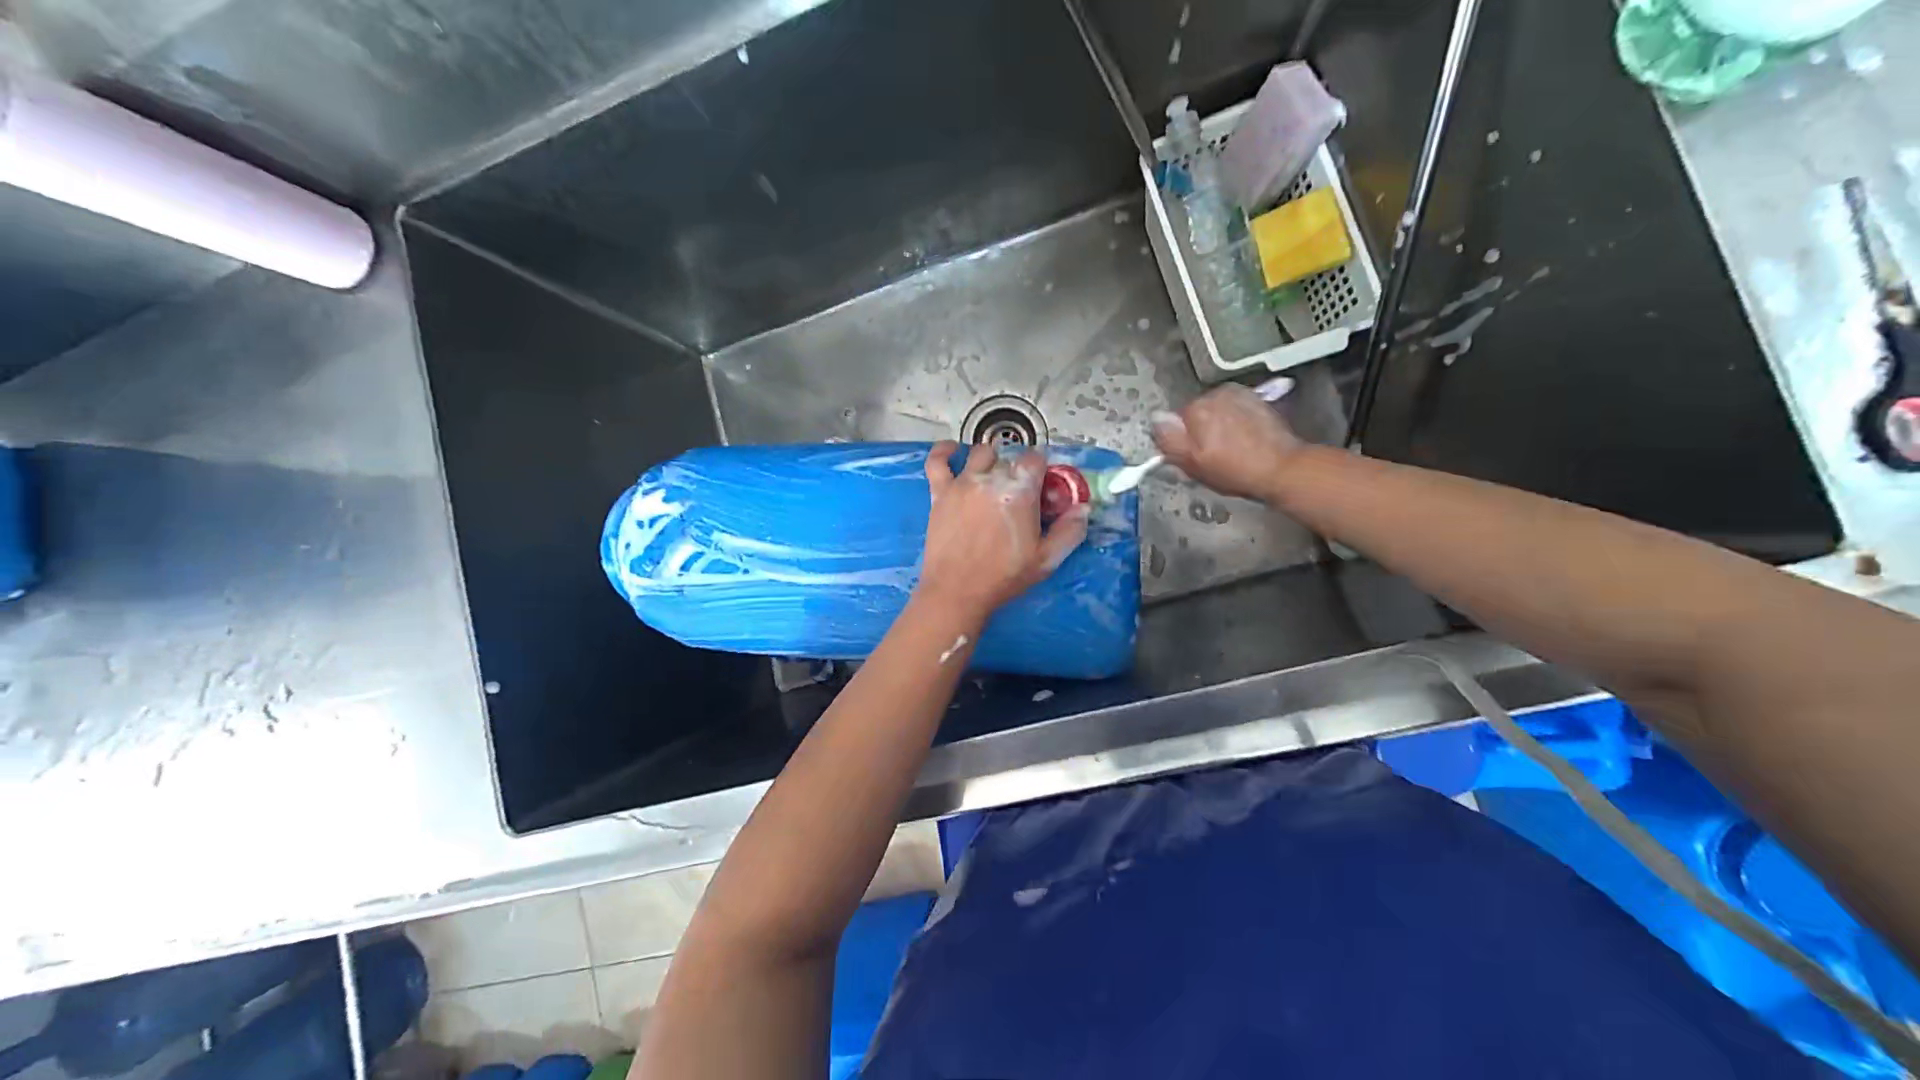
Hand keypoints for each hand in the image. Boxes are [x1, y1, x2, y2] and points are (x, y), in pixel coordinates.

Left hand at [915, 441, 1089, 625]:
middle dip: (1018, 473)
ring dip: (991, 461)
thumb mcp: (1046, 560)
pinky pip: (938, 461)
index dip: (1042, 472)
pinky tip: (953, 451)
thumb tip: (1082, 509)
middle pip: (1010, 459)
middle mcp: (991, 478)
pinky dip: (945, 452)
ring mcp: (962, 483)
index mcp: (1019, 490)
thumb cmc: (1003, 576)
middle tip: (1020, 497)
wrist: (956, 590)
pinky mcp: (940, 493)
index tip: (1043, 490)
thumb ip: (1069, 531)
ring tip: (994, 479)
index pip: (1036, 459)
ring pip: (980, 454)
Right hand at [1150, 379, 1304, 501]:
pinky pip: (1235, 408)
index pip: (1174, 423)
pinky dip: (1237, 420)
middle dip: (1202, 431)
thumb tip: (1155, 418)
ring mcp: (1238, 394)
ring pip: (1216, 410)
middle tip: (1215, 456)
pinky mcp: (1257, 398)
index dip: (1183, 442)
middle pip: (1196, 414)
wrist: (1282, 467)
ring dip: (1220, 424)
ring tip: (1233, 448)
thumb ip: (1169, 439)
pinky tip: (1246, 438)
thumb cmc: (1235, 471)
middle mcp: (1215, 394)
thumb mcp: (1193, 464)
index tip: (1196, 458)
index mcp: (1195, 410)